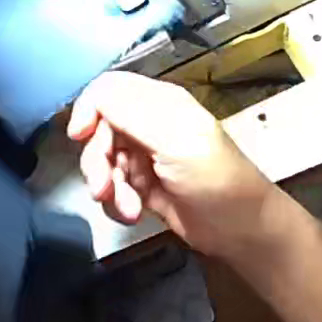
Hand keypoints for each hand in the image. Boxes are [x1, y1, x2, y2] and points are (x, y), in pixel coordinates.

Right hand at [67, 72, 286, 259]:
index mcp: (159, 102)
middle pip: (99, 129)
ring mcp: (145, 155)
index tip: (80, 136)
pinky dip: (116, 203)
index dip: (89, 109)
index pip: (108, 90)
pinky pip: (112, 187)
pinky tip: (134, 213)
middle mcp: (149, 124)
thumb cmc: (217, 180)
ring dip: (107, 187)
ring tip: (128, 208)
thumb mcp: (175, 139)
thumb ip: (132, 113)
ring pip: (102, 161)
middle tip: (102, 187)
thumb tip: (93, 96)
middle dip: (96, 159)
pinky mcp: (143, 185)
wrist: (242, 231)